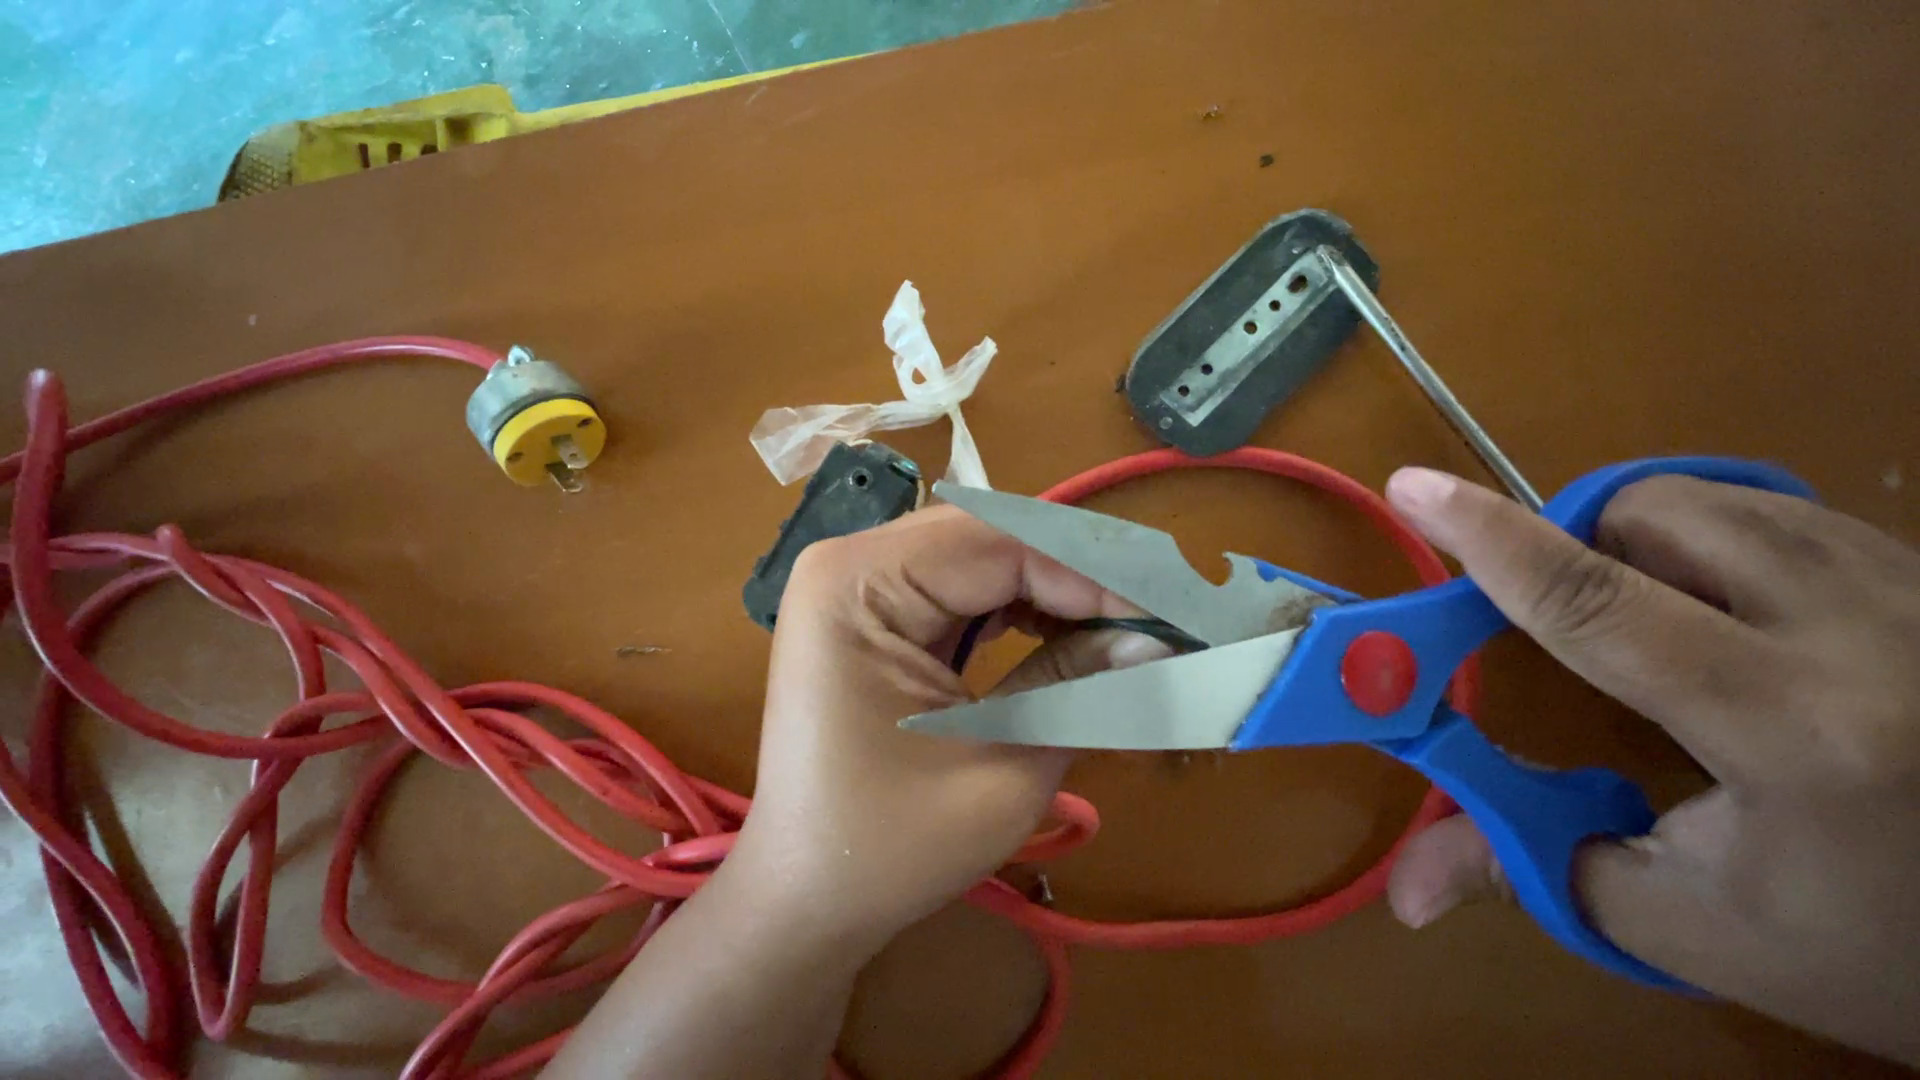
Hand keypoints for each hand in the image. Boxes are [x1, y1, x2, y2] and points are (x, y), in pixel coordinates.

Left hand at [724, 503, 1163, 949]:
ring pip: (980, 556)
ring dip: (1052, 588)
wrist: (807, 895)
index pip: (999, 544)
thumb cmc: (892, 846)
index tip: (1171, 613)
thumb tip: (1162, 639)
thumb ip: (1083, 686)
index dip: (1091, 574)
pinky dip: (1018, 606)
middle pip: (988, 537)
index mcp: (857, 584)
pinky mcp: (871, 612)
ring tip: (1121, 626)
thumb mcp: (1005, 767)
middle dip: (1075, 574)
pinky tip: (1064, 634)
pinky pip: (960, 587)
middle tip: (1155, 614)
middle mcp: (848, 562)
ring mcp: (855, 584)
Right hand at [1381, 468, 1919, 1065]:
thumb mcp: (1684, 920)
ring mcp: (1916, 592)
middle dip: (1573, 543)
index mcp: (1790, 730)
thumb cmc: (1870, 942)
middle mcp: (1864, 634)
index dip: (1489, 540)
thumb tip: (1402, 891)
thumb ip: (1525, 867)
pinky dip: (1709, 540)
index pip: (1597, 602)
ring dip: (1636, 540)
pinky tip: (1725, 611)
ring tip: (1648, 621)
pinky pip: (1779, 511)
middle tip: (1562, 619)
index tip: (1411, 487)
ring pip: (1715, 499)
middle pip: (1654, 517)